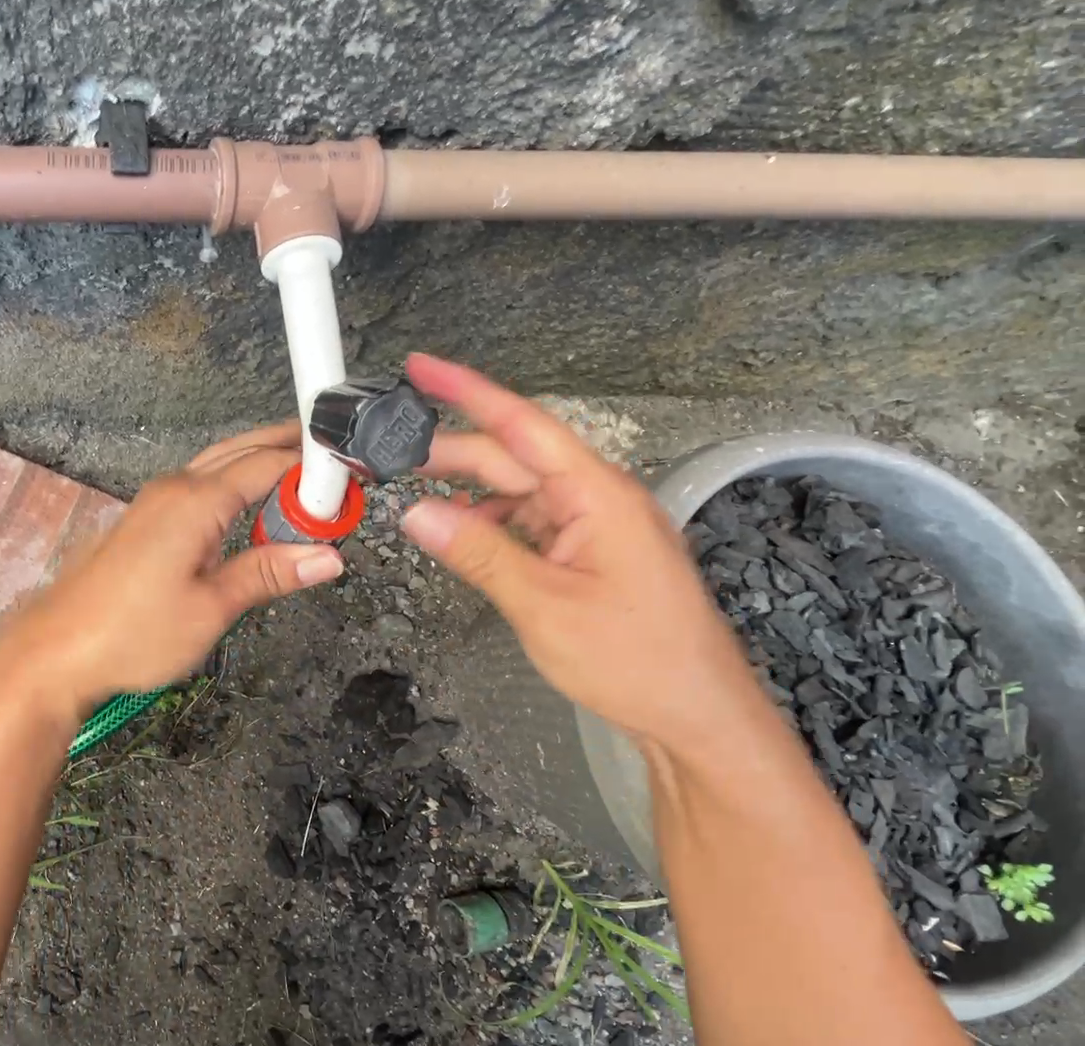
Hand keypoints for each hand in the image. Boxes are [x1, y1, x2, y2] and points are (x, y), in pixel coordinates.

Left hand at [0, 424, 345, 725]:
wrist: (57, 650)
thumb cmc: (129, 634)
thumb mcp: (212, 608)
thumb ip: (268, 573)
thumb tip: (326, 557)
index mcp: (194, 502)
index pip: (267, 464)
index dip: (311, 467)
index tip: (349, 476)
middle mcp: (173, 489)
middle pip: (241, 450)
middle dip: (287, 448)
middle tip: (331, 458)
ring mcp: (154, 502)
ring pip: (217, 465)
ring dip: (259, 465)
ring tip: (300, 481)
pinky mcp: (145, 520)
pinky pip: (198, 486)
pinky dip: (232, 485)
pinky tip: (248, 510)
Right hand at [396, 353, 761, 747]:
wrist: (697, 718)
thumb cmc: (638, 662)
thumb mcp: (542, 604)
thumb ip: (477, 552)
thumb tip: (417, 513)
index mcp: (598, 496)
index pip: (523, 425)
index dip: (468, 391)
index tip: (422, 368)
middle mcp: (598, 500)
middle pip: (512, 458)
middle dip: (449, 451)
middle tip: (389, 452)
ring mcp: (595, 528)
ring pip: (517, 492)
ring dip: (467, 491)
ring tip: (415, 494)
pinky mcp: (590, 554)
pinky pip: (530, 522)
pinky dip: (490, 524)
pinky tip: (461, 535)